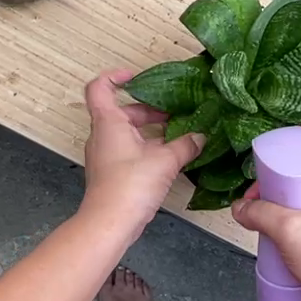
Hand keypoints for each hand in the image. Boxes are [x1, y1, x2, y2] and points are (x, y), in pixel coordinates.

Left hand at [79, 69, 204, 235]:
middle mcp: (102, 136)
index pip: (100, 88)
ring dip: (151, 132)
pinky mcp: (112, 173)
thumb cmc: (131, 184)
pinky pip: (129, 152)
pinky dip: (147, 149)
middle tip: (175, 114)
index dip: (115, 77)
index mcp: (109, 122)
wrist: (110, 223)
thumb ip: (185, 145)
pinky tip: (170, 159)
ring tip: (178, 135)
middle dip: (149, 111)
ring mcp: (105, 156)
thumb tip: (200, 137)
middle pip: (123, 112)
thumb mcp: (166, 160)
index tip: (136, 77)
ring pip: (127, 134)